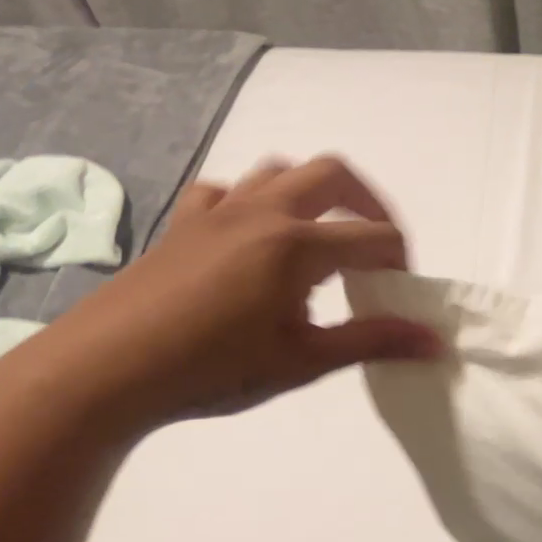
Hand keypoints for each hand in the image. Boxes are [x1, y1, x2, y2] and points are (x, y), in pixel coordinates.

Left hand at [25, 156, 439, 433]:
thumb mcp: (305, 361)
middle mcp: (260, 211)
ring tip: (324, 242)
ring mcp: (216, 212)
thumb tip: (435, 341)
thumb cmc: (214, 369)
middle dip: (369, 206)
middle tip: (379, 252)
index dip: (401, 265)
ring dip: (314, 196)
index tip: (400, 301)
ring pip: (278, 171)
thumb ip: (374, 342)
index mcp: (295, 244)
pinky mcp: (183, 224)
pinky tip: (257, 240)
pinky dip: (255, 203)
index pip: (375, 238)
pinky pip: (227, 190)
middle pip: (332, 174)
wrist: (105, 370)